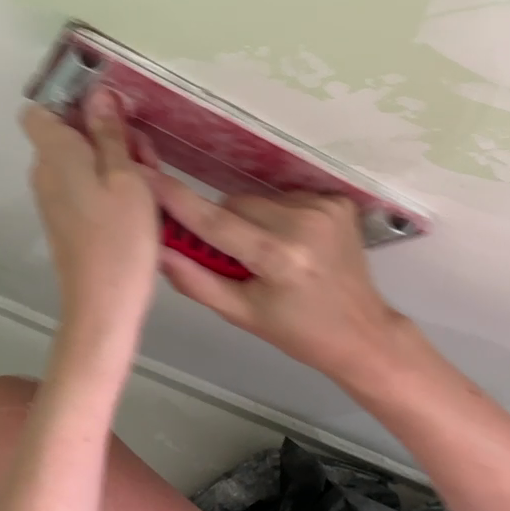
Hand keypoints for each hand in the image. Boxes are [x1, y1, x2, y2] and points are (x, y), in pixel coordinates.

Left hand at [20, 89, 160, 333]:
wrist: (102, 304)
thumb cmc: (119, 236)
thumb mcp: (126, 176)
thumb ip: (109, 132)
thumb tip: (97, 94)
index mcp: (55, 153)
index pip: (39, 109)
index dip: (69, 100)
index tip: (108, 108)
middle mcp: (45, 170)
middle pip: (68, 131)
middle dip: (106, 131)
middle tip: (145, 152)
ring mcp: (52, 196)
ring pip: (80, 157)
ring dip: (114, 157)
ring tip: (150, 178)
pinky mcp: (64, 217)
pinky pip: (82, 182)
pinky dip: (108, 180)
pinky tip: (139, 199)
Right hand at [144, 174, 406, 380]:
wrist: (363, 332)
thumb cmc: (297, 331)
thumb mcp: (241, 314)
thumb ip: (195, 280)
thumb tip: (156, 249)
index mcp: (278, 257)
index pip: (214, 222)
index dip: (177, 200)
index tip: (146, 177)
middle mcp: (303, 224)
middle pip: (233, 204)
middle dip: (224, 225)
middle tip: (239, 257)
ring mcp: (324, 208)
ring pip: (257, 199)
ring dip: (252, 219)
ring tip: (272, 253)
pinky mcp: (337, 201)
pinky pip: (284, 197)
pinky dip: (280, 215)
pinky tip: (295, 242)